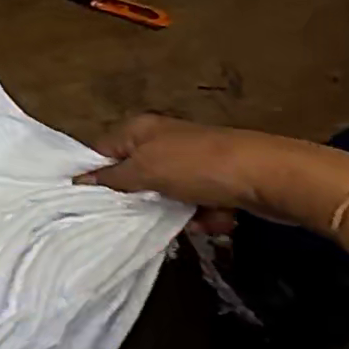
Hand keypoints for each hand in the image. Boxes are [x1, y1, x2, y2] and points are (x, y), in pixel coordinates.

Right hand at [75, 114, 348, 230]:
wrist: (269, 176)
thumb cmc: (198, 166)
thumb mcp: (146, 170)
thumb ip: (112, 178)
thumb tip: (80, 181)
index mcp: (140, 129)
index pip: (103, 152)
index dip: (96, 177)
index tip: (90, 204)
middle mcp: (162, 141)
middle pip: (135, 177)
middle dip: (142, 201)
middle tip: (142, 218)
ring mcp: (191, 161)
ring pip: (167, 196)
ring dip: (178, 213)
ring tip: (193, 218)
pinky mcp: (216, 182)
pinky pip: (197, 205)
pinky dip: (206, 216)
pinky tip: (219, 218)